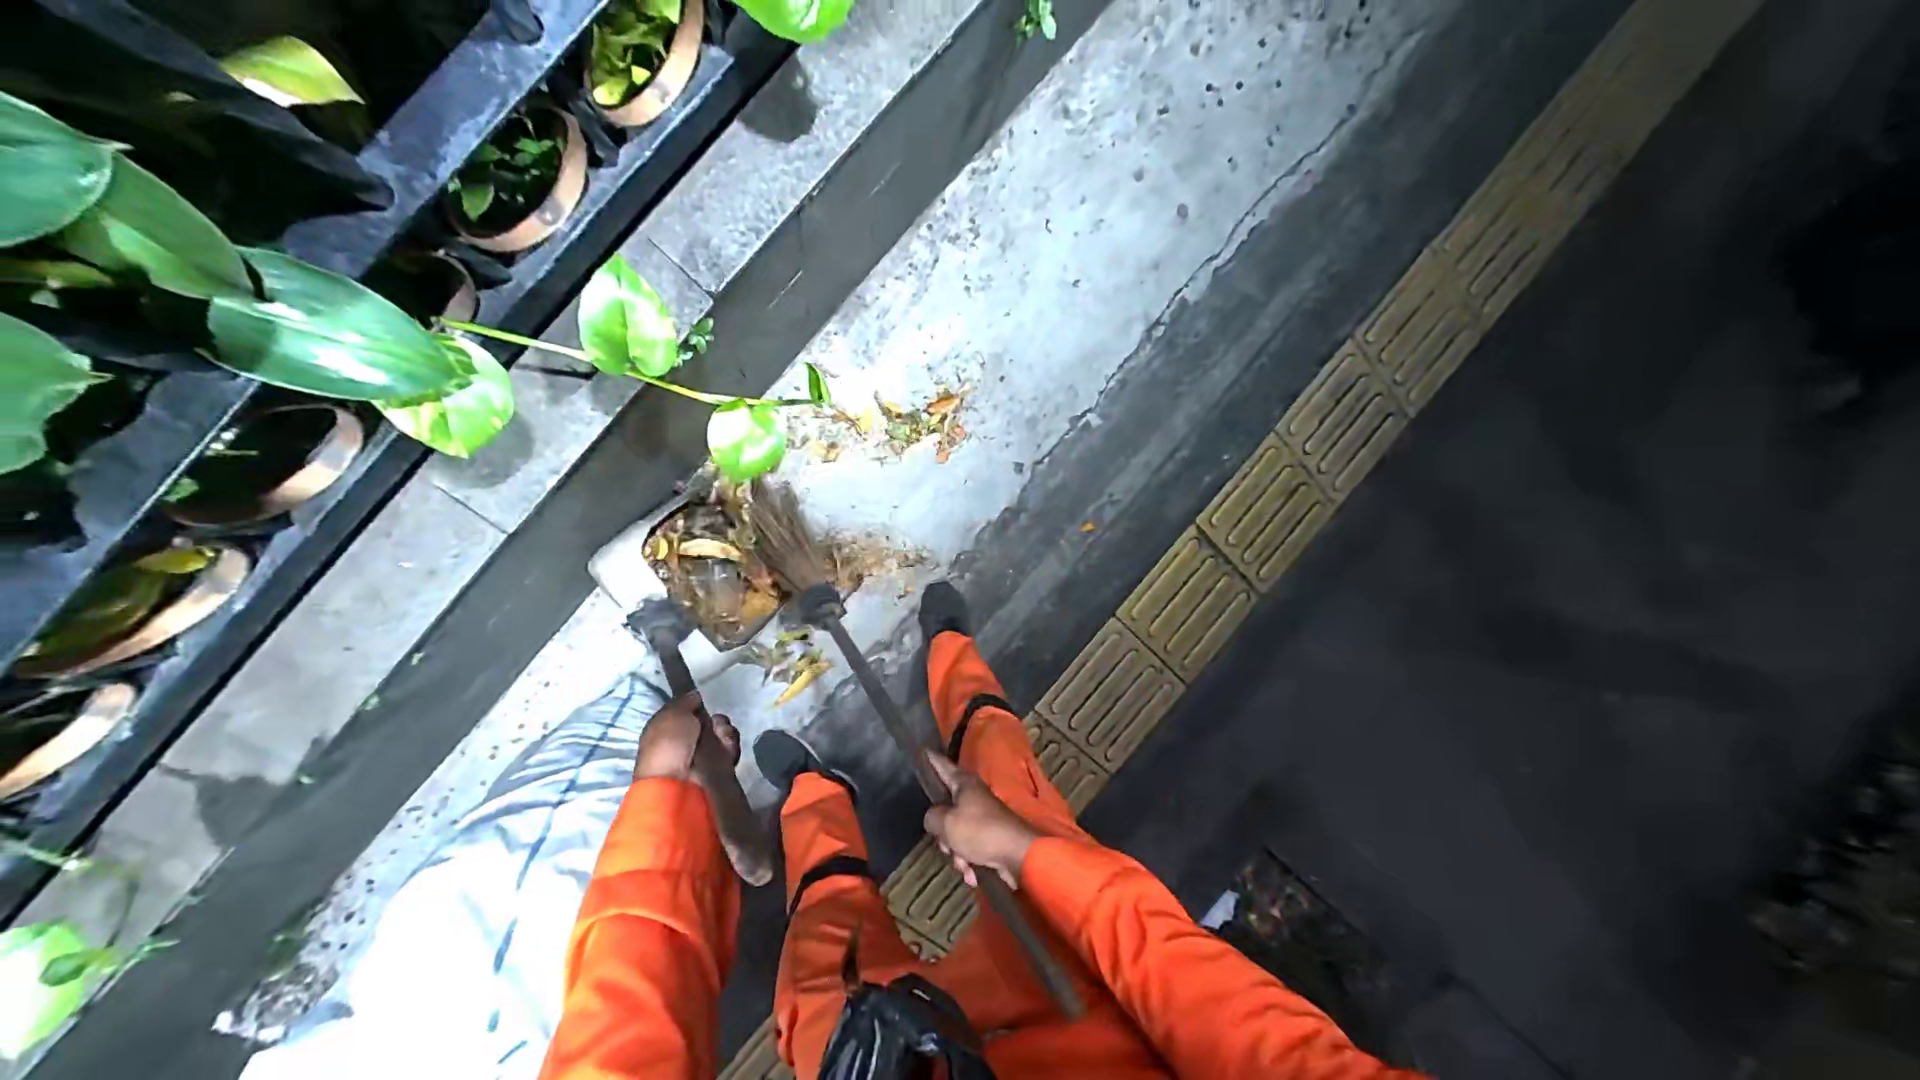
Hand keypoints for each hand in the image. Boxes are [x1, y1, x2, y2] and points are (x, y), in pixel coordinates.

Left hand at [633, 693, 738, 781]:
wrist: (680, 782)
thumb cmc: (668, 744)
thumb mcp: (671, 714)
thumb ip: (684, 701)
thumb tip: (694, 695)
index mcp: (668, 731)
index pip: (687, 714)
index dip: (695, 707)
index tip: (700, 701)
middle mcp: (686, 743)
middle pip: (709, 721)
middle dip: (714, 718)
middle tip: (712, 721)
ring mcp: (704, 755)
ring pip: (723, 732)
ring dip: (724, 729)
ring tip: (720, 734)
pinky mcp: (721, 766)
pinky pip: (732, 746)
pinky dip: (730, 743)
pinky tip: (725, 744)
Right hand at [921, 751, 1039, 889]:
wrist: (1018, 855)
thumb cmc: (979, 831)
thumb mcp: (946, 822)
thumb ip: (931, 817)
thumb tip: (934, 818)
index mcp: (963, 783)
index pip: (941, 765)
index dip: (929, 758)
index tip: (921, 750)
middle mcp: (973, 796)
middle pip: (945, 809)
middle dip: (943, 832)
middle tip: (945, 842)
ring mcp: (982, 817)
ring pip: (956, 833)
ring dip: (957, 853)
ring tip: (964, 863)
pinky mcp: (990, 838)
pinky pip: (970, 849)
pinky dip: (970, 862)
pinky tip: (973, 873)